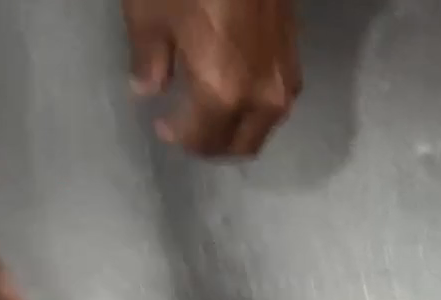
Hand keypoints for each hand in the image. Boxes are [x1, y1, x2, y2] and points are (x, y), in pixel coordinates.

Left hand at [124, 0, 300, 157]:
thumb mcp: (150, 13)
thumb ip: (148, 58)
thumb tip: (147, 89)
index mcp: (222, 94)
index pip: (205, 139)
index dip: (182, 140)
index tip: (162, 129)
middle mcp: (261, 104)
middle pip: (242, 146)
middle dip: (214, 145)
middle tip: (188, 131)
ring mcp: (284, 91)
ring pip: (261, 130)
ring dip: (235, 129)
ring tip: (209, 111)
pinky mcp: (294, 74)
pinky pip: (272, 109)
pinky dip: (251, 111)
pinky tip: (233, 91)